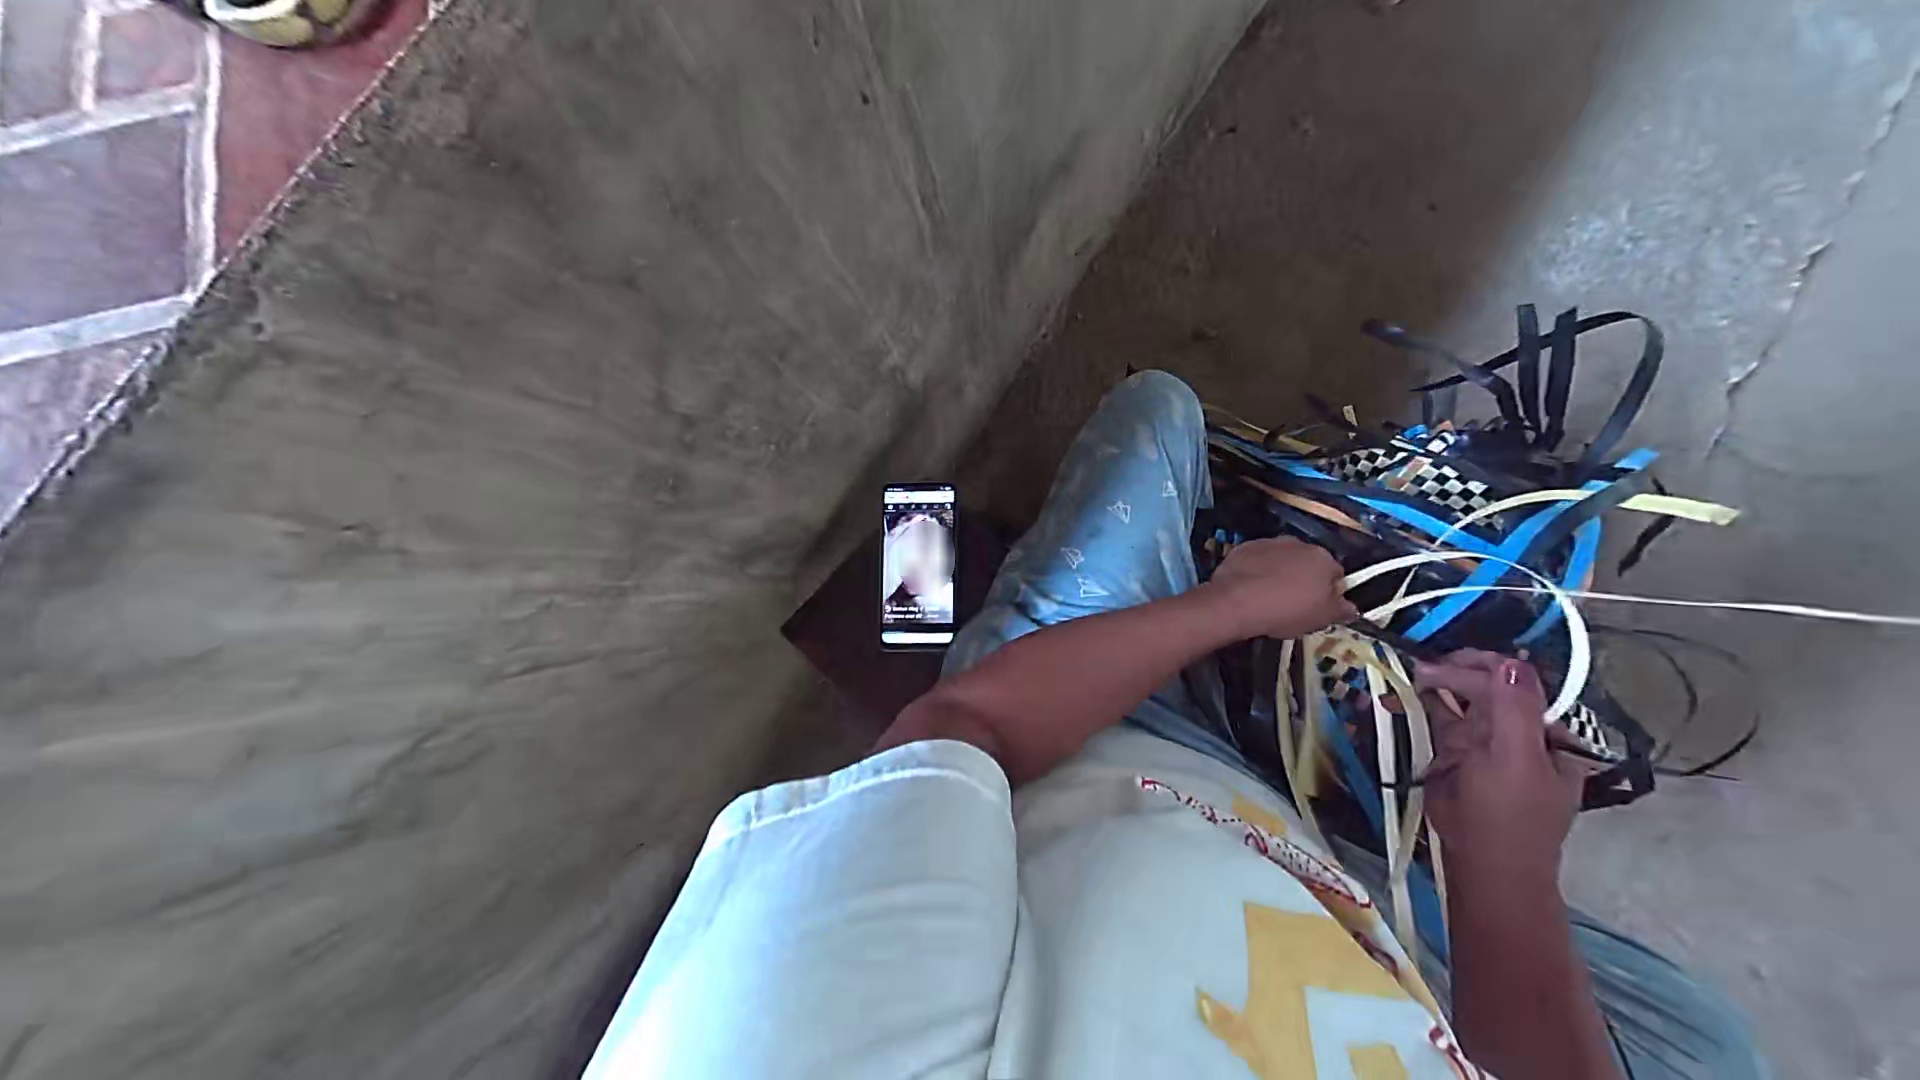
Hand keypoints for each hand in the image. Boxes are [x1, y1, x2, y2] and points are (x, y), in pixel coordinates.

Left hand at [1203, 537, 1355, 639]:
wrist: (1236, 602)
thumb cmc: (1286, 610)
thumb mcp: (1321, 618)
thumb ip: (1341, 610)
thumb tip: (1350, 607)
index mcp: (1323, 558)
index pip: (1335, 574)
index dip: (1328, 593)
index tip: (1316, 607)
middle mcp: (1297, 543)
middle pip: (1307, 563)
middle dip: (1302, 579)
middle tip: (1292, 603)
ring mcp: (1267, 543)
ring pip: (1280, 559)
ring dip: (1278, 572)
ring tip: (1268, 597)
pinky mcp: (1242, 548)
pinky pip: (1255, 560)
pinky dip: (1255, 570)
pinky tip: (1249, 588)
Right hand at [1413, 651, 1585, 887]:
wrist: (1482, 862)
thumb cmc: (1508, 814)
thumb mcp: (1517, 761)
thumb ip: (1515, 711)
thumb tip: (1509, 664)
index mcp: (1545, 730)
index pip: (1513, 683)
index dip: (1479, 669)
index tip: (1440, 667)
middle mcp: (1515, 729)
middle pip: (1482, 685)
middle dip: (1450, 672)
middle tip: (1417, 671)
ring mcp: (1481, 739)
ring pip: (1454, 698)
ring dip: (1427, 685)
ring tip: (1400, 679)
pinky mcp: (1451, 750)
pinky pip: (1433, 718)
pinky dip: (1412, 705)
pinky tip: (1390, 701)